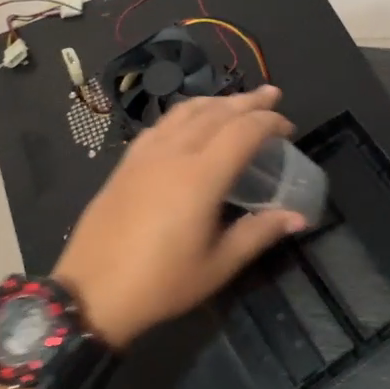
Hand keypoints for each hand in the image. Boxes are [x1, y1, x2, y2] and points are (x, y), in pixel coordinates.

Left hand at [51, 85, 306, 348]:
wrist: (91, 293)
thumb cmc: (161, 283)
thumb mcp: (218, 265)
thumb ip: (259, 233)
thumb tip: (298, 217)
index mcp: (201, 177)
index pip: (243, 131)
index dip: (269, 123)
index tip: (288, 128)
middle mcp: (173, 154)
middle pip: (216, 113)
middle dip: (247, 101)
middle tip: (272, 95)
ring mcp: (145, 156)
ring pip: (185, 112)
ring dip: (215, 101)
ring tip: (236, 102)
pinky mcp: (126, 164)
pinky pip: (161, 125)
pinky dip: (185, 114)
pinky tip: (190, 122)